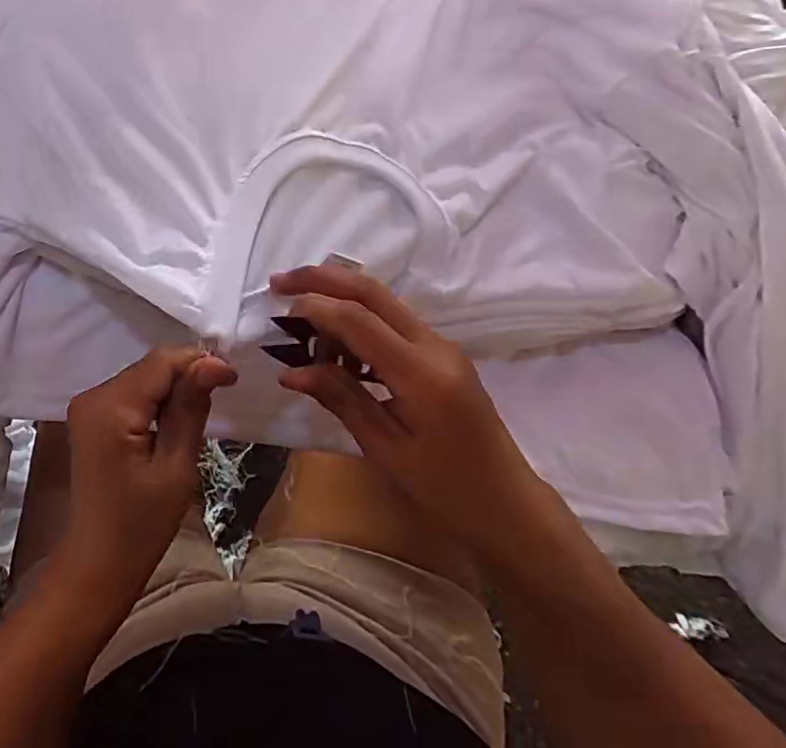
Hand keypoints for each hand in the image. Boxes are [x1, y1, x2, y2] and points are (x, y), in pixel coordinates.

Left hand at [60, 346, 237, 598]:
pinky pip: (129, 395)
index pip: (159, 363)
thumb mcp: (176, 467)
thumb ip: (190, 409)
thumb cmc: (142, 525)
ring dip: (172, 388)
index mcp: (109, 407)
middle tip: (224, 393)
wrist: (99, 561)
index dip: (198, 362)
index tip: (234, 377)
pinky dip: (155, 401)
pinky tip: (174, 419)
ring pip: (141, 379)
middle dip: (186, 375)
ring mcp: (87, 406)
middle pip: (148, 368)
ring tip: (203, 408)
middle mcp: (92, 396)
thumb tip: (213, 363)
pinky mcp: (89, 417)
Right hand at [269, 264, 561, 561]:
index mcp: (421, 374)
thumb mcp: (385, 449)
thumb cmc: (446, 488)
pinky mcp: (438, 354)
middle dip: (321, 279)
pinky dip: (355, 321)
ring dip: (336, 299)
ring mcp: (440, 346)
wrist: (508, 505)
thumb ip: (339, 399)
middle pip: (371, 292)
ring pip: (381, 301)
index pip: (359, 319)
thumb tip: (290, 371)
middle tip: (278, 283)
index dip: (314, 308)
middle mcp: (434, 346)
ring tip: (299, 328)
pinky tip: (332, 348)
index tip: (277, 315)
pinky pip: (390, 322)